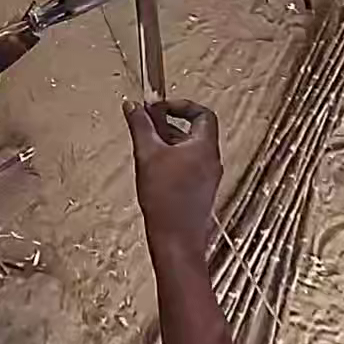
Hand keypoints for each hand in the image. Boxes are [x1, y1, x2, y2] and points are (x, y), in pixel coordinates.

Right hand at [124, 98, 223, 250]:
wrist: (175, 238)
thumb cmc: (165, 196)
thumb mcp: (147, 152)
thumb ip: (140, 125)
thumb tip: (133, 105)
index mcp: (204, 148)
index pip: (202, 114)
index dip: (180, 106)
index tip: (158, 109)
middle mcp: (210, 161)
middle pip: (194, 129)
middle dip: (167, 123)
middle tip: (145, 123)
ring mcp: (206, 176)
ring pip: (188, 147)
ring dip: (166, 139)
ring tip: (144, 144)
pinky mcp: (199, 189)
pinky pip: (187, 162)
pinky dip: (170, 156)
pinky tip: (151, 164)